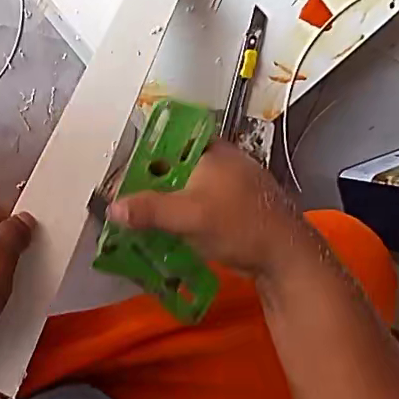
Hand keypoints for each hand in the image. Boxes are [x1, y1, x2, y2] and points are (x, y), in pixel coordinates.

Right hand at [106, 142, 312, 276]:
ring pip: (185, 186)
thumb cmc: (240, 225)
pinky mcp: (234, 205)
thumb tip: (112, 208)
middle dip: (149, 184)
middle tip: (125, 204)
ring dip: (165, 202)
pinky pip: (198, 203)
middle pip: (173, 165)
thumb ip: (149, 210)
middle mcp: (219, 159)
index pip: (166, 142)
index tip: (120, 180)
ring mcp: (229, 182)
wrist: (286, 256)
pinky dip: (182, 214)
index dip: (140, 158)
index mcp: (210, 150)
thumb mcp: (189, 216)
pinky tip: (168, 230)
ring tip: (140, 220)